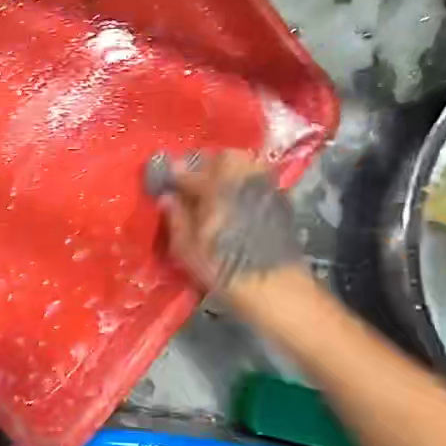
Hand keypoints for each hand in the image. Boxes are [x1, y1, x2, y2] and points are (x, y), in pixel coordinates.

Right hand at [149, 149, 303, 298]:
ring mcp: (265, 187)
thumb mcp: (189, 252)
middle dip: (205, 164)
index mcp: (215, 188)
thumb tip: (166, 198)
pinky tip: (236, 202)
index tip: (164, 180)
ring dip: (227, 170)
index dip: (172, 174)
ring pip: (244, 164)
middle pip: (222, 157)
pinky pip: (258, 179)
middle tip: (192, 182)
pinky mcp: (280, 200)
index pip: (187, 172)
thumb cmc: (226, 272)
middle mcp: (242, 179)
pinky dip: (244, 183)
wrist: (278, 289)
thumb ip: (176, 220)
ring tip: (214, 189)